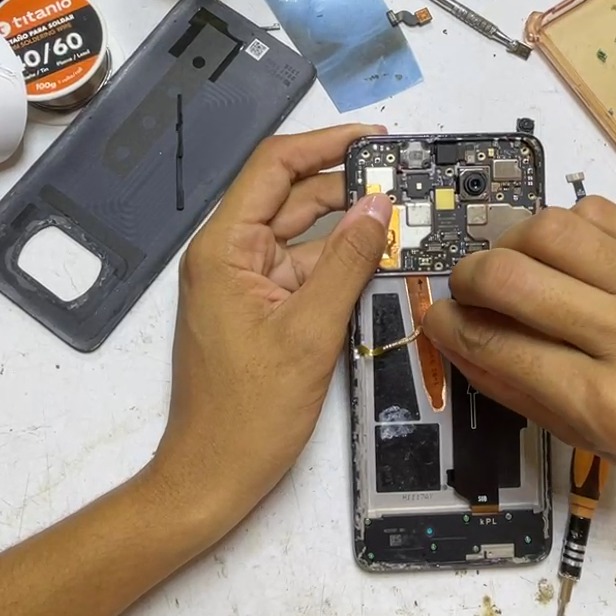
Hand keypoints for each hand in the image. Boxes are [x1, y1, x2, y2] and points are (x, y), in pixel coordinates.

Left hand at [155, 124, 393, 525]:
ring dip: (348, 227)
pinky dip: (339, 264)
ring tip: (401, 217)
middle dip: (345, 186)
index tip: (373, 138)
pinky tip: (378, 259)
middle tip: (402, 180)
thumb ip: (347, 262)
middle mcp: (231, 255)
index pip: (274, 168)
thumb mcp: (309, 331)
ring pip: (302, 236)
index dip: (324, 144)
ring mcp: (246, 282)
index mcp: (225, 248)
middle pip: (291, 198)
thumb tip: (379, 205)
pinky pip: (304, 270)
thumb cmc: (249, 412)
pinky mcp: (262, 307)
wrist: (212, 476)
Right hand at [421, 196, 615, 508]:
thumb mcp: (597, 444)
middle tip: (467, 291)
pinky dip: (563, 228)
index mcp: (610, 402)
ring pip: (552, 229)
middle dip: (468, 279)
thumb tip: (458, 342)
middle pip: (514, 276)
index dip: (451, 328)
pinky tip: (564, 254)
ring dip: (511, 243)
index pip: (499, 345)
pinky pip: (599, 212)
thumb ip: (519, 391)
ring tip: (513, 265)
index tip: (437, 320)